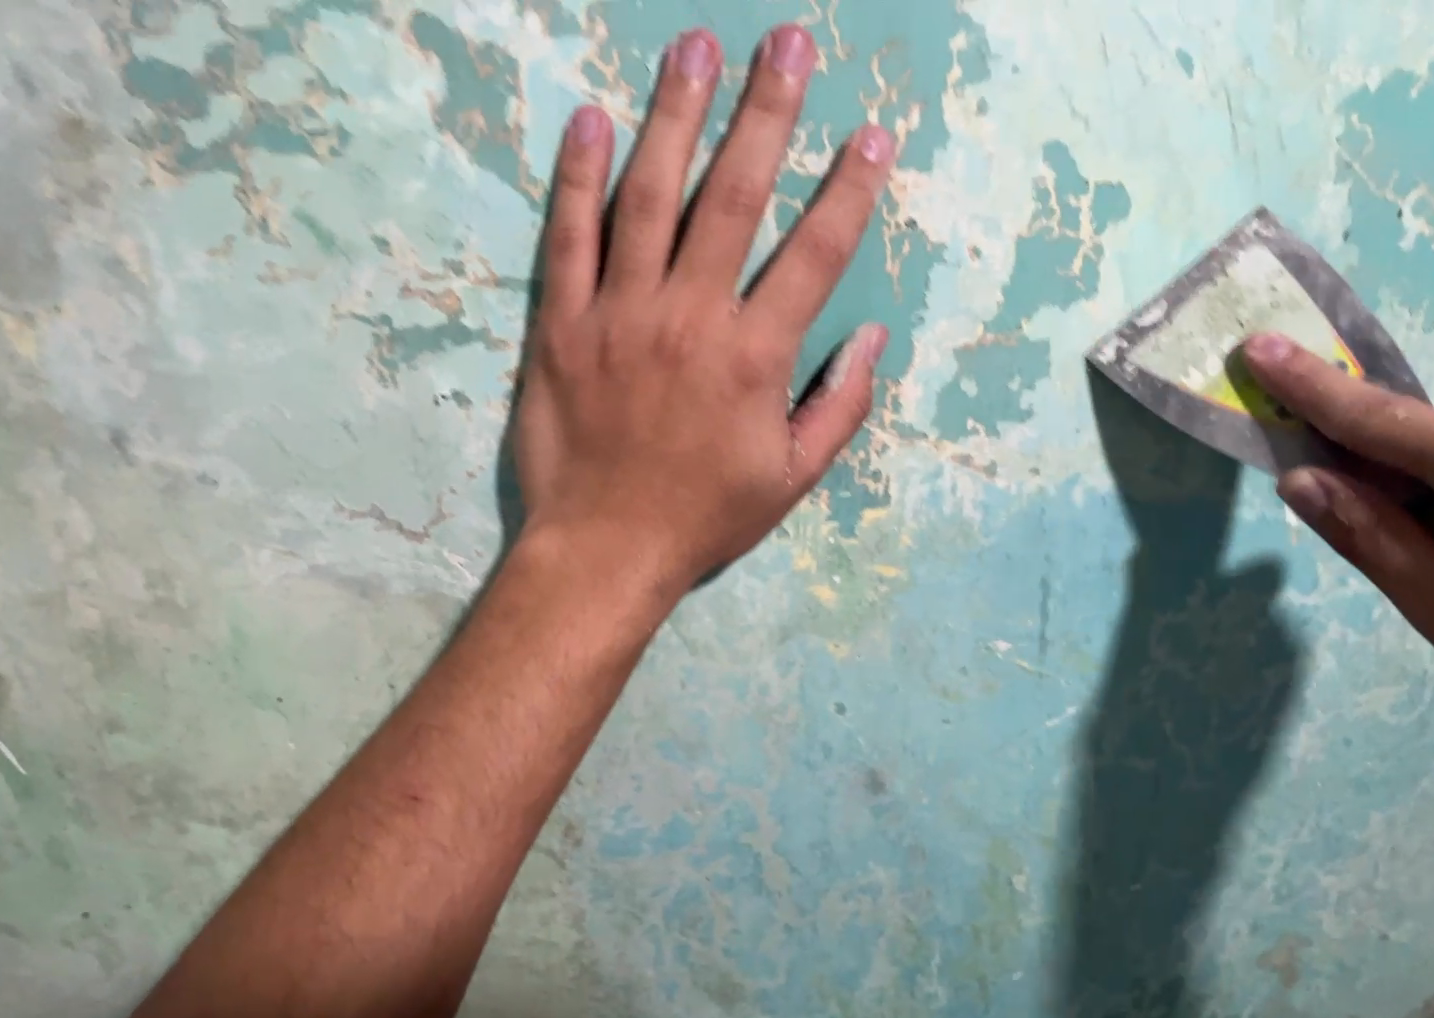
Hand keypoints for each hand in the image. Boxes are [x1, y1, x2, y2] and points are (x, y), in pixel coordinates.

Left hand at [511, 24, 895, 596]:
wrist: (604, 551)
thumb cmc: (704, 518)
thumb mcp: (792, 479)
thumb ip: (840, 407)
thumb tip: (873, 339)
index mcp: (754, 358)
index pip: (816, 255)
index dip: (849, 191)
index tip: (871, 136)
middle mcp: (690, 318)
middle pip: (734, 197)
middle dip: (767, 113)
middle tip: (786, 42)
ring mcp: (618, 315)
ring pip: (650, 197)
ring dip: (676, 117)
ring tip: (694, 50)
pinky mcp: (559, 326)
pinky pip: (569, 239)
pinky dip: (579, 179)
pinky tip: (593, 121)